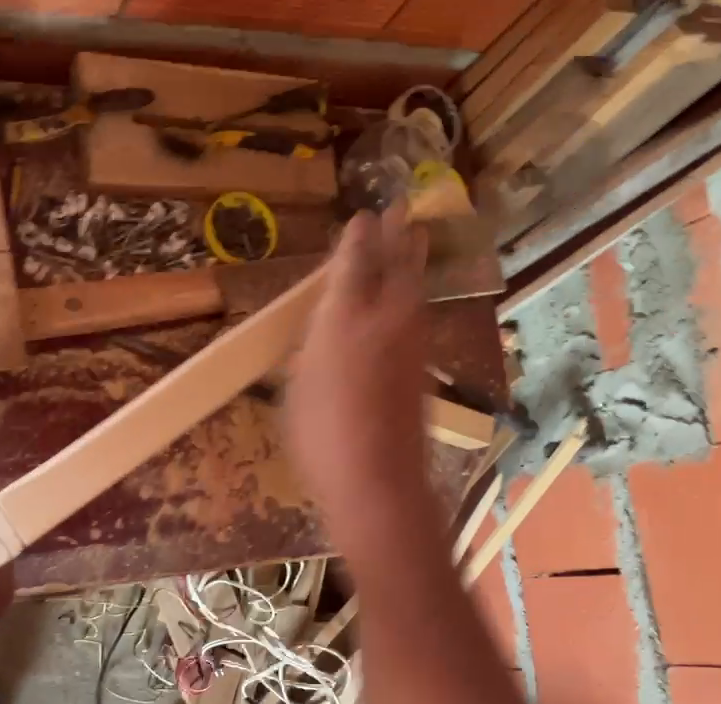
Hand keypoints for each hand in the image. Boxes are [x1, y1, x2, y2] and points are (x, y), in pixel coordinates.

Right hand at [284, 202, 432, 508]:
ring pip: (413, 289)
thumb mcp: (298, 385)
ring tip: (414, 240)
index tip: (361, 216)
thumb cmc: (321, 435)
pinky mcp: (421, 368)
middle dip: (397, 235)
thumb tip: (325, 322)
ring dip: (411, 262)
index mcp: (347, 317)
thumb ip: (313, 344)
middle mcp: (387, 319)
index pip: (354, 263)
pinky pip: (416, 315)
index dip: (357, 238)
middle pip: (396, 265)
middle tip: (402, 208)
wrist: (377, 478)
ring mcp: (411, 343)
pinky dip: (410, 297)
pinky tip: (407, 300)